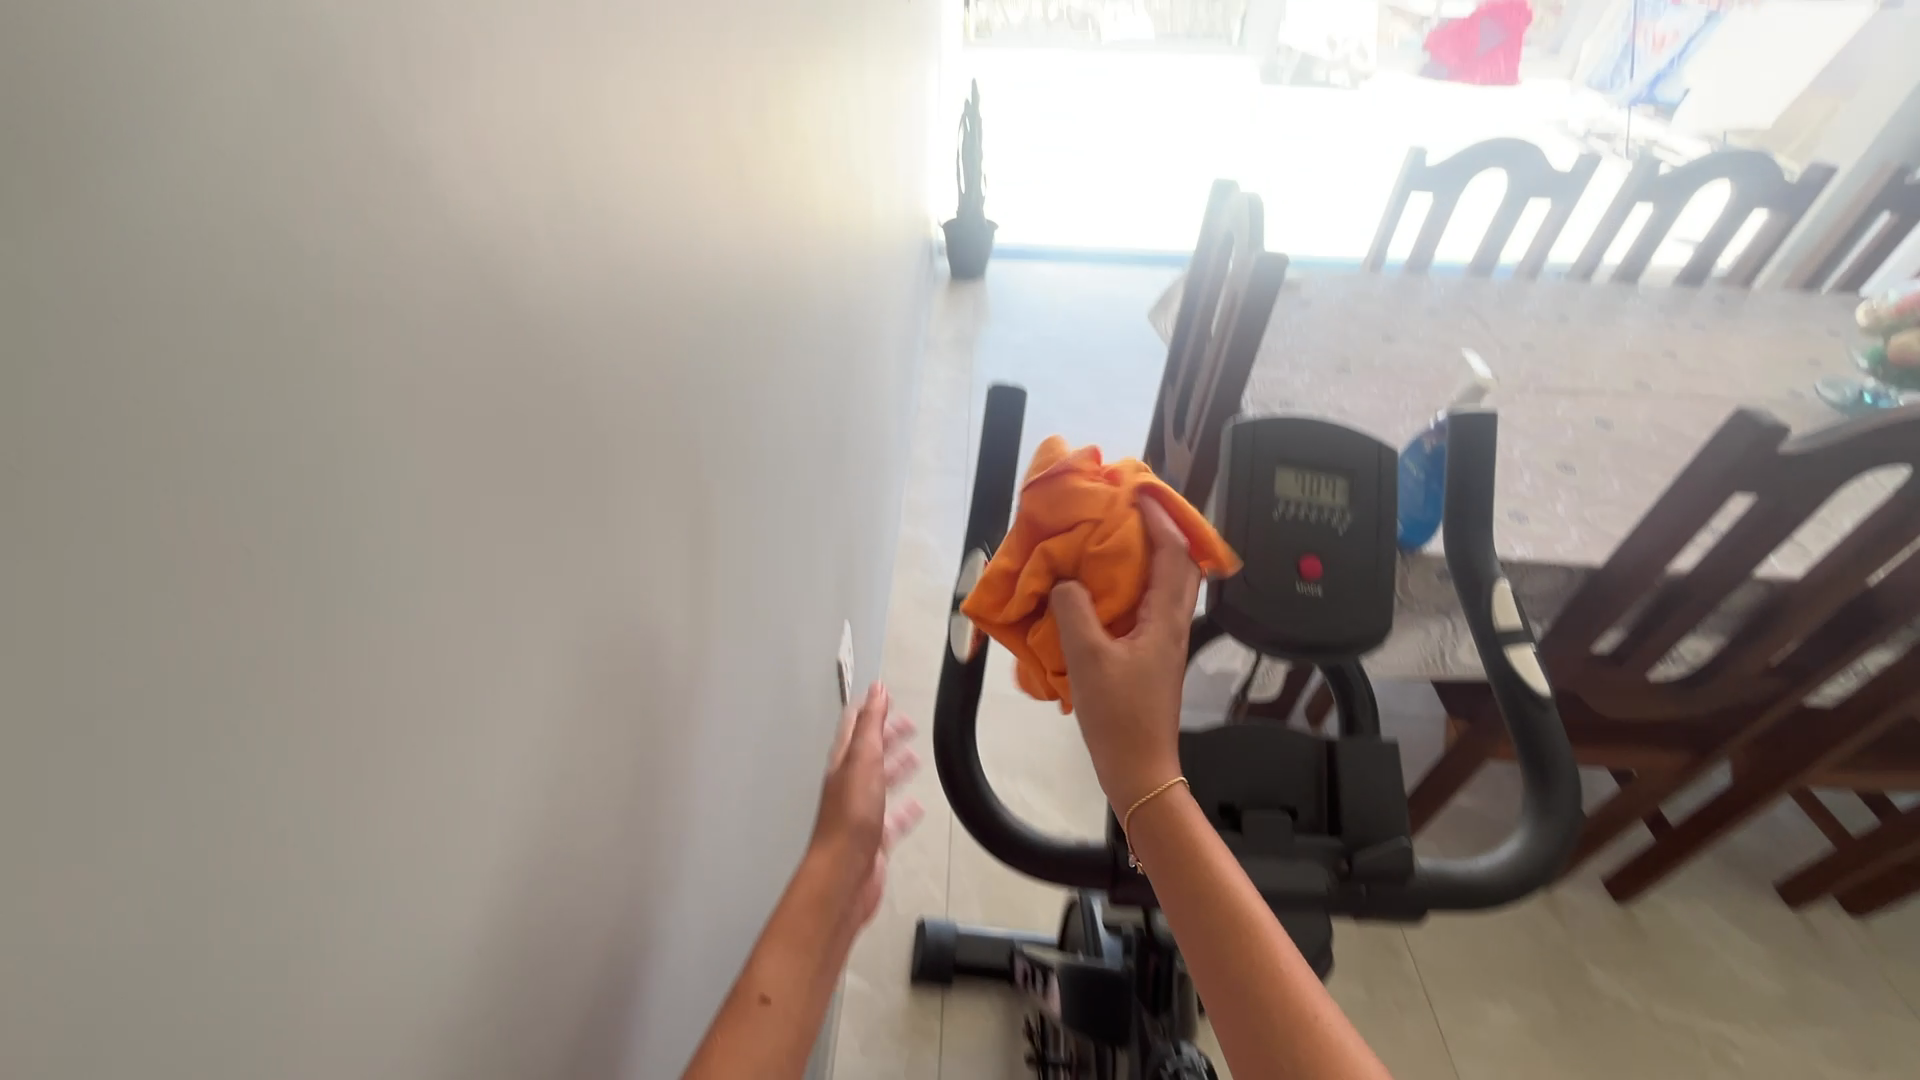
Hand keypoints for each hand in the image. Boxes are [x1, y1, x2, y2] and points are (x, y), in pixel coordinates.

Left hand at [810, 682, 924, 927]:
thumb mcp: (863, 760)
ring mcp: (861, 813)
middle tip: (908, 724)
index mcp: (843, 764)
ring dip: (896, 767)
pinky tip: (917, 806)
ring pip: (881, 782)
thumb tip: (875, 690)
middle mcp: (849, 785)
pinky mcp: (875, 838)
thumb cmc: (850, 818)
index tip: (884, 694)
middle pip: (870, 753)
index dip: (869, 709)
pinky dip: (905, 809)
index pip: (854, 727)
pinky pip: (892, 818)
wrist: (844, 875)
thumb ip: (870, 724)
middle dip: (888, 736)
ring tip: (916, 758)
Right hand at [1051, 496, 1201, 811]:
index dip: (1160, 520)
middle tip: (1129, 513)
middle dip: (1160, 533)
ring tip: (1113, 543)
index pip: (1174, 554)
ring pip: (1164, 587)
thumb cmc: (1119, 715)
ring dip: (1146, 559)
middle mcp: (1172, 626)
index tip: (1138, 495)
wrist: (1139, 769)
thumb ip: (1074, 611)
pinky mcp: (1150, 658)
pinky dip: (1130, 588)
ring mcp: (1163, 643)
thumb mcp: (1088, 659)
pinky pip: (1146, 608)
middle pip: (1179, 566)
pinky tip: (1100, 592)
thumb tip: (1066, 582)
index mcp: (1166, 620)